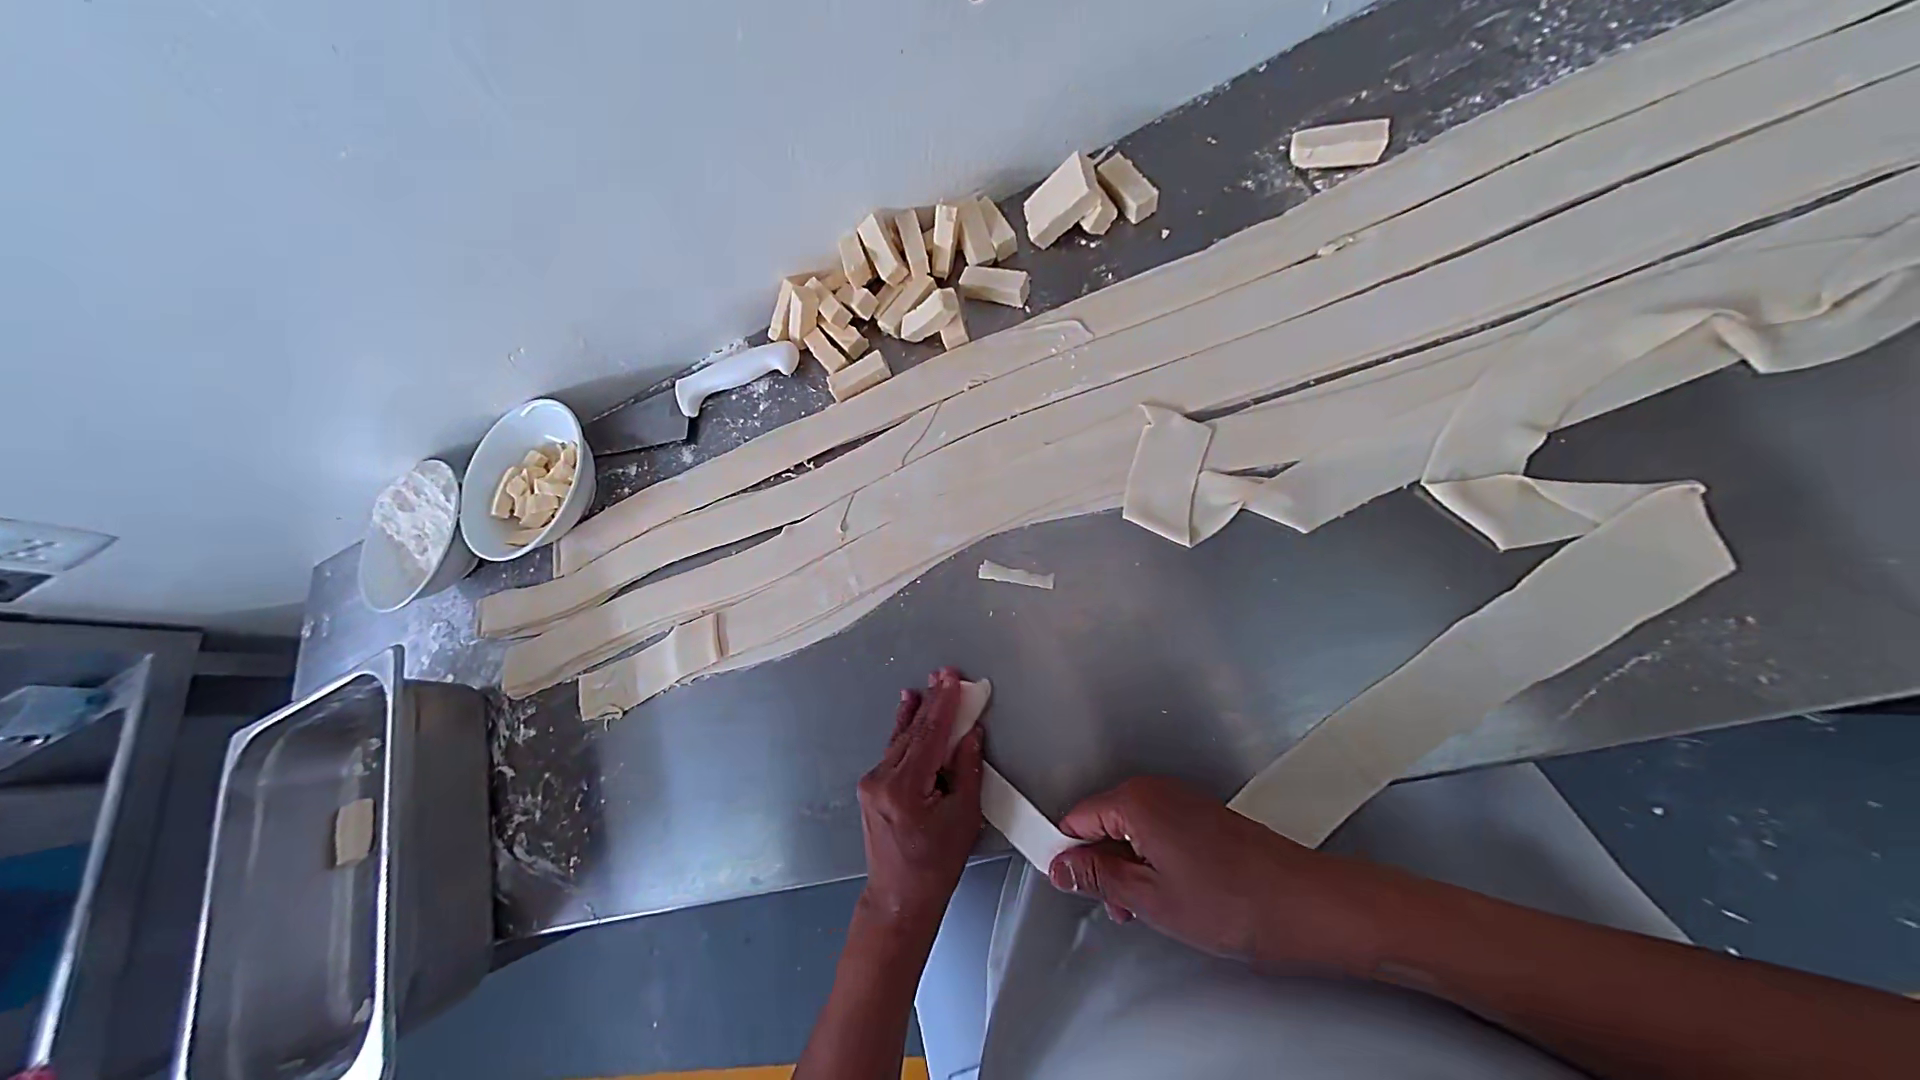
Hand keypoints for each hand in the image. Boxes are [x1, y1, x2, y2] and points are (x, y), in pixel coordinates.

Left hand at [856, 667, 984, 927]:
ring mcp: (871, 782)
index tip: (955, 681)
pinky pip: (893, 750)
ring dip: (920, 712)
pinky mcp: (871, 786)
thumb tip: (970, 734)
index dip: (946, 705)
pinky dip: (905, 729)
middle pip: (915, 732)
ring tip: (931, 685)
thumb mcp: (964, 817)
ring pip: (902, 738)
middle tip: (947, 675)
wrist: (900, 898)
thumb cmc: (934, 865)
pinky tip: (909, 708)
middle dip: (934, 702)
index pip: (931, 735)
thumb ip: (967, 769)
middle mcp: (881, 779)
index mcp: (904, 788)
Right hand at [1047, 776, 1400, 973]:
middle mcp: (1158, 791)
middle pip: (1102, 821)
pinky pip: (1156, 830)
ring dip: (1127, 866)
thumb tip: (1066, 865)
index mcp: (1137, 801)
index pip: (1075, 817)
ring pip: (1130, 829)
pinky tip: (1171, 893)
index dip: (1067, 853)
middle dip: (1100, 863)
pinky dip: (1152, 860)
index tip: (1066, 879)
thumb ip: (1097, 877)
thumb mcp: (1149, 899)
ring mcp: (1181, 801)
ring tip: (1149, 907)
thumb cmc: (1241, 901)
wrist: (1307, 906)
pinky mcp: (1199, 815)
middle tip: (1115, 903)